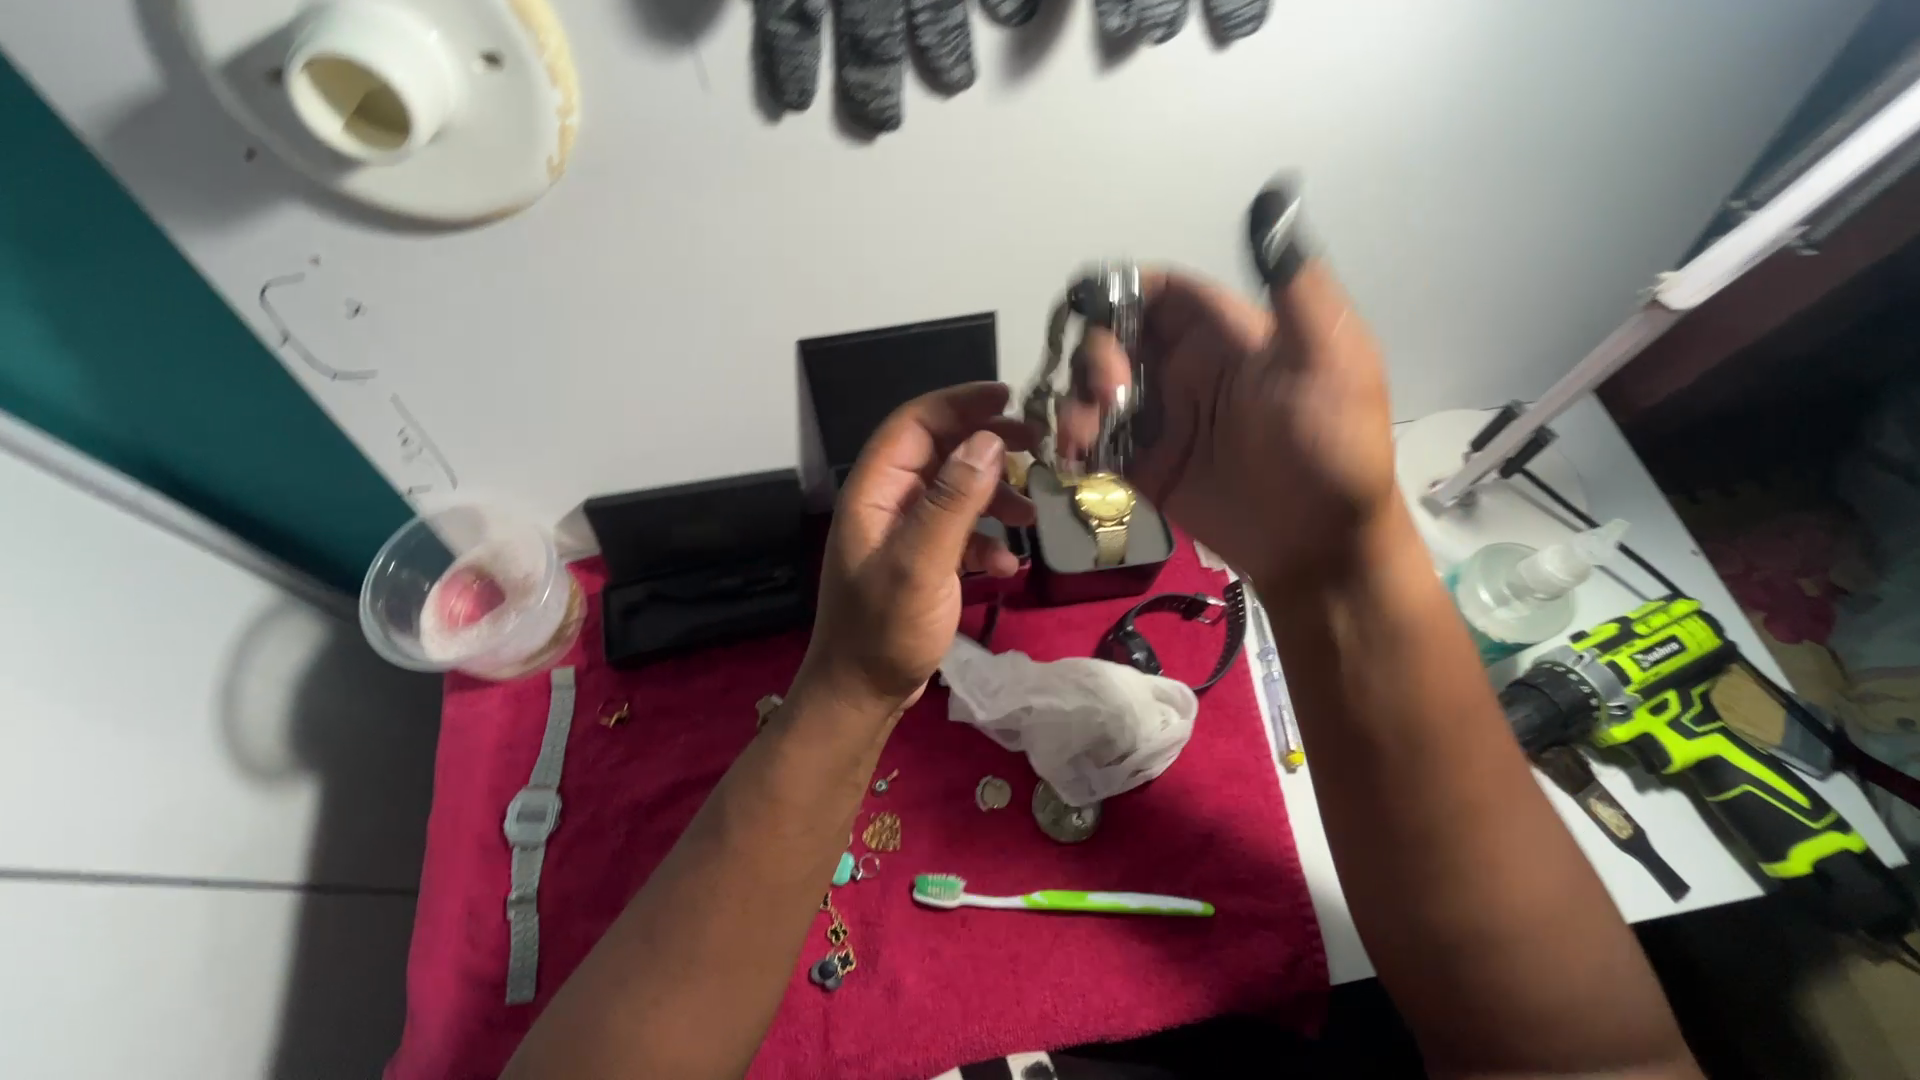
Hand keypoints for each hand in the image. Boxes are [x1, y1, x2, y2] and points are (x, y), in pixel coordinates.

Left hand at [798, 382, 1036, 715]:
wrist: (863, 694)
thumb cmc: (883, 631)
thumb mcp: (920, 563)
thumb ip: (952, 501)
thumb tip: (988, 442)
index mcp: (875, 491)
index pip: (915, 424)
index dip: (960, 403)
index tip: (1009, 398)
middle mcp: (888, 503)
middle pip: (941, 452)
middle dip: (988, 446)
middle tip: (1036, 446)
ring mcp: (905, 533)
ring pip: (956, 492)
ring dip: (995, 497)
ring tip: (1032, 512)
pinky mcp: (923, 562)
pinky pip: (960, 534)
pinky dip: (986, 541)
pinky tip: (1008, 563)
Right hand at [1057, 263, 1394, 591]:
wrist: (1317, 542)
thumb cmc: (1330, 446)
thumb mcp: (1325, 356)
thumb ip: (1292, 281)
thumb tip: (1271, 195)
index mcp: (1224, 334)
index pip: (1156, 292)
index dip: (1120, 291)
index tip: (1093, 309)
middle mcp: (1185, 371)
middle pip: (1112, 339)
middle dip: (1093, 357)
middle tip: (1107, 396)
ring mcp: (1162, 420)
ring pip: (1094, 392)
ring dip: (1076, 404)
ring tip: (1083, 437)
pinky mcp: (1146, 466)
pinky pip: (1096, 443)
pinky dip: (1076, 445)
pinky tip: (1078, 459)